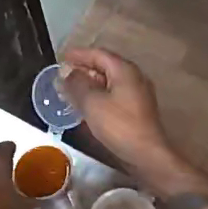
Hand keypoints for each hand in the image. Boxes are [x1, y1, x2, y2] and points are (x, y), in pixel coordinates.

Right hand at [58, 48, 176, 175]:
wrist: (146, 154)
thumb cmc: (118, 125)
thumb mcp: (92, 102)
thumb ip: (76, 84)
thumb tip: (66, 71)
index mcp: (124, 70)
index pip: (98, 54)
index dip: (78, 55)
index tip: (61, 58)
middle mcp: (134, 76)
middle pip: (105, 66)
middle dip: (82, 70)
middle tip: (62, 76)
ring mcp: (138, 93)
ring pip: (109, 82)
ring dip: (89, 84)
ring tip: (70, 91)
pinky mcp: (137, 109)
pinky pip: (114, 94)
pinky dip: (98, 95)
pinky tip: (87, 105)